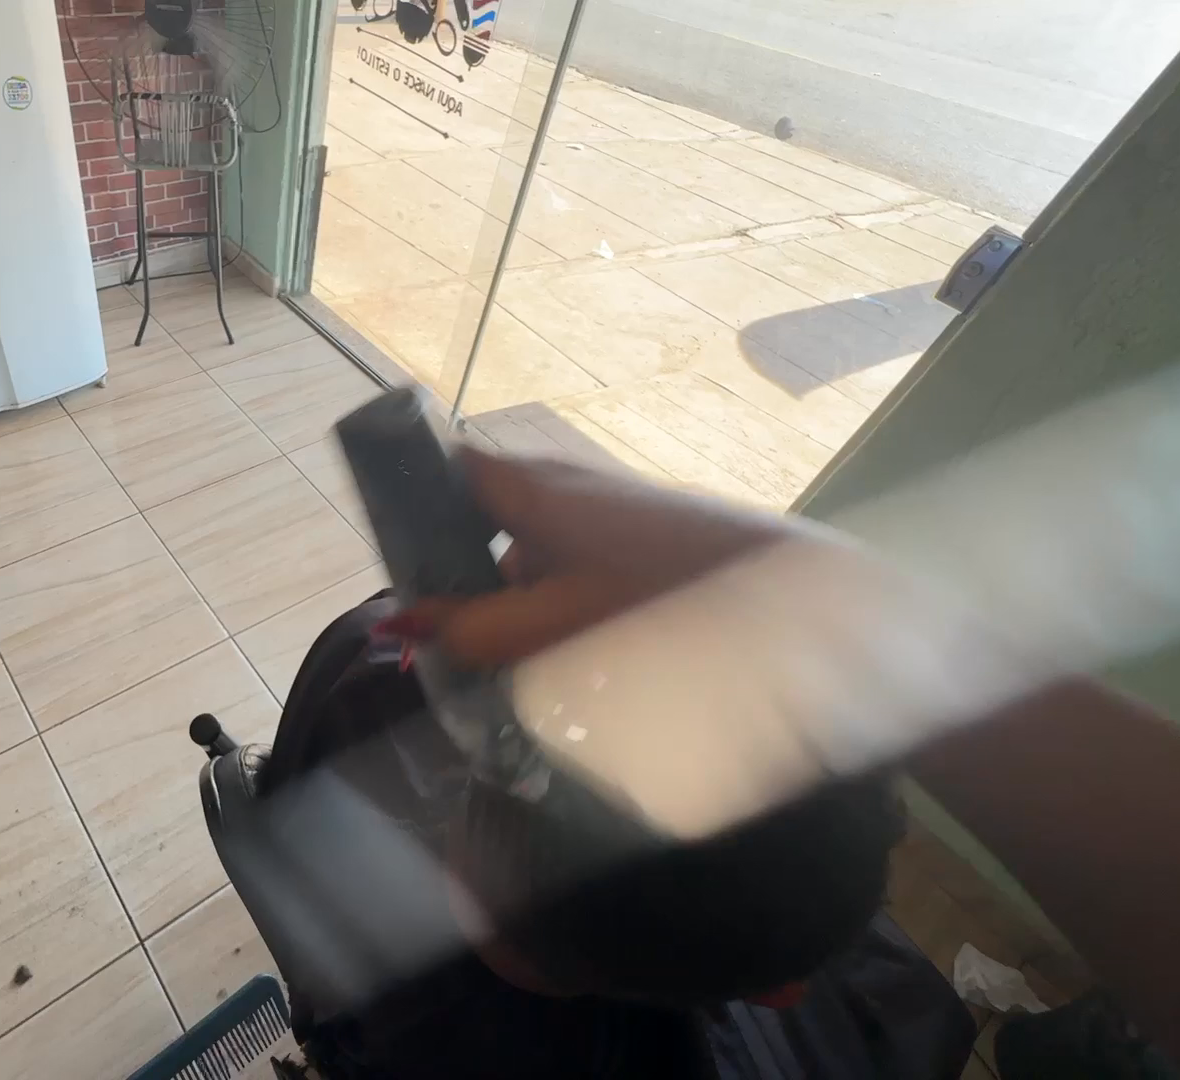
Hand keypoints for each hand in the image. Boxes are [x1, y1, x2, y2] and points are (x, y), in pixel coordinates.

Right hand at [384, 449, 807, 665]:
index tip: (396, 558)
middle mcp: (554, 481)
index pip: (442, 466)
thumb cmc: (658, 596)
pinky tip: (561, 641)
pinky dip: (543, 594)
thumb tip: (399, 624)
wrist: (783, 591)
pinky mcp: (622, 528)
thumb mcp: (552, 624)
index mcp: (527, 486)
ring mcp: (592, 503)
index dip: (409, 501)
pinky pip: (557, 556)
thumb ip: (472, 629)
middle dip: (456, 572)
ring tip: (507, 651)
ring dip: (503, 593)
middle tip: (449, 630)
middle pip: (476, 517)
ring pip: (519, 545)